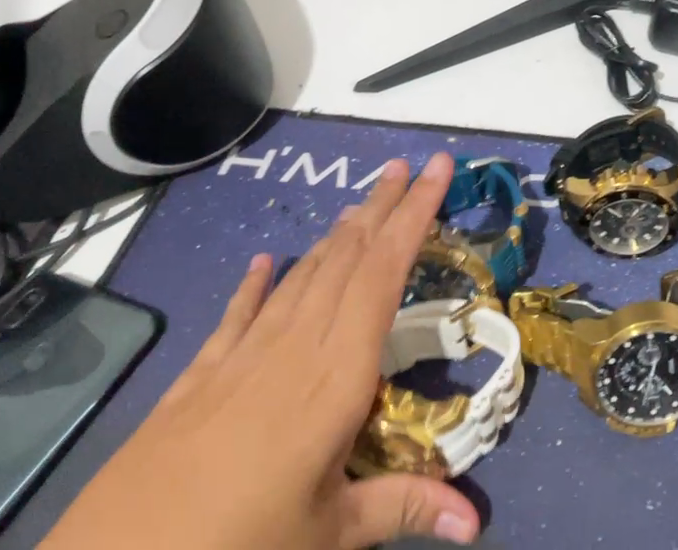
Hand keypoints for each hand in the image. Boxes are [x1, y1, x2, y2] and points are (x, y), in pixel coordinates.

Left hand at [41, 153, 480, 549]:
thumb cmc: (237, 546)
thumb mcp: (328, 535)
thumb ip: (403, 509)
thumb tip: (477, 522)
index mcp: (336, 376)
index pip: (384, 275)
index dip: (413, 218)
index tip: (437, 170)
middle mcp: (294, 348)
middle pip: (347, 259)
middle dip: (384, 207)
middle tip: (413, 166)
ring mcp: (242, 357)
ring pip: (302, 276)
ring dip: (337, 234)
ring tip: (363, 201)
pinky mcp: (199, 377)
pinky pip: (238, 315)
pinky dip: (257, 284)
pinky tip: (264, 261)